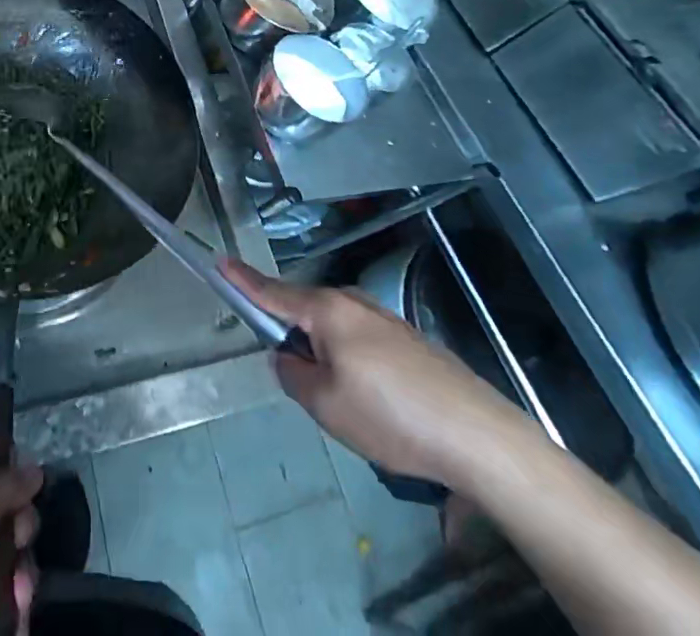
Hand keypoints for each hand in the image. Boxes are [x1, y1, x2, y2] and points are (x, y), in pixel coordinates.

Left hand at [0, 451, 43, 635]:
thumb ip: (3, 484)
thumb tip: (33, 469)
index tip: (25, 476)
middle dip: (20, 523)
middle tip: (21, 538)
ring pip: (7, 551)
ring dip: (22, 568)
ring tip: (20, 589)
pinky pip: (5, 591)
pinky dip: (16, 600)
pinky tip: (17, 611)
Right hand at [224, 260, 540, 489]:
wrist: (479, 438)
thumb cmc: (389, 416)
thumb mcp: (323, 403)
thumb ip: (292, 374)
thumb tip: (290, 357)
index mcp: (329, 311)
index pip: (273, 292)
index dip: (243, 280)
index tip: (219, 261)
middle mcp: (357, 304)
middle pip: (306, 312)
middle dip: (293, 337)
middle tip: (300, 381)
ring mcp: (388, 320)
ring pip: (336, 331)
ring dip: (325, 355)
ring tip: (345, 404)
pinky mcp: (410, 341)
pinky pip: (361, 343)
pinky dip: (352, 363)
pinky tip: (375, 404)